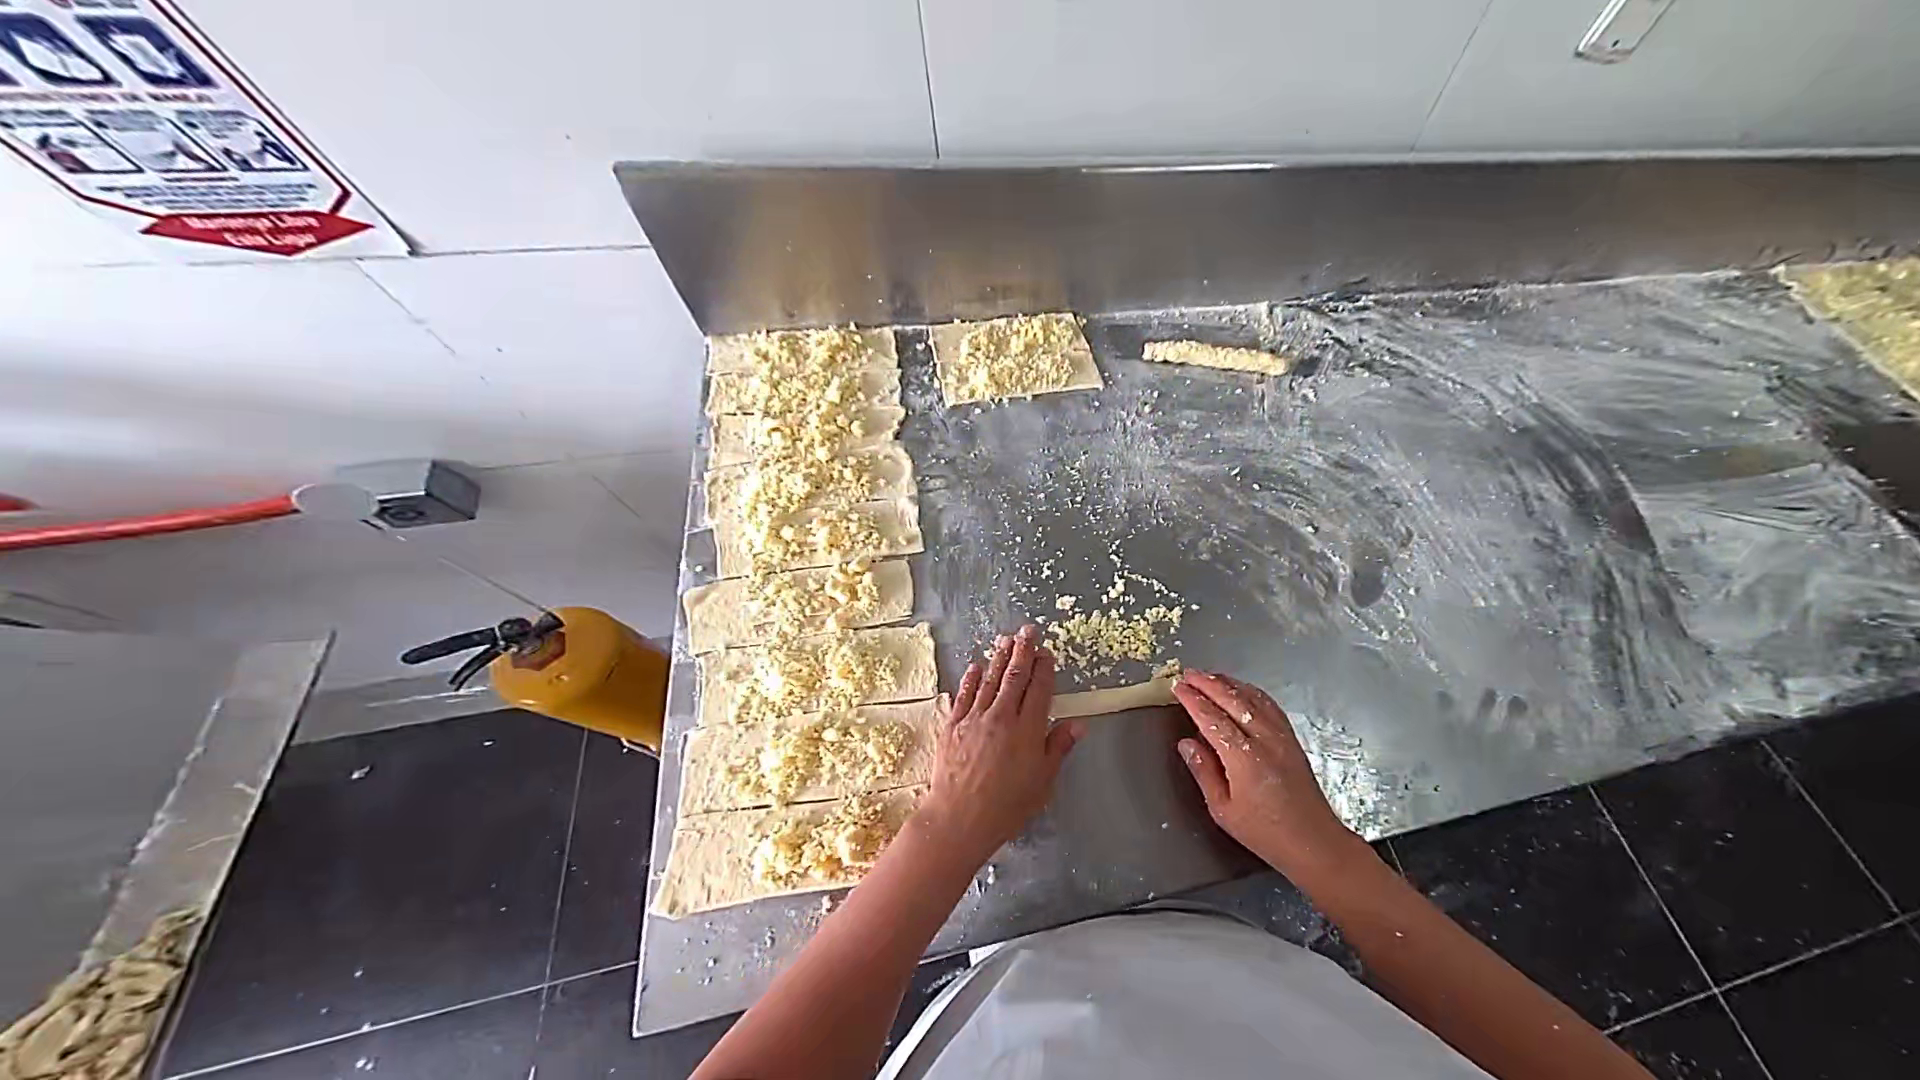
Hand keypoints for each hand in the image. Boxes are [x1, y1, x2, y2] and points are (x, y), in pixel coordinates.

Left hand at [912, 625, 1084, 866]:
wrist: (959, 818)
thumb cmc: (1007, 806)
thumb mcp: (1042, 782)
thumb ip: (1058, 748)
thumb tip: (1078, 724)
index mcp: (1027, 729)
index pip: (1039, 689)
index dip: (1044, 669)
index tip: (1046, 653)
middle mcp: (1001, 716)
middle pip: (1014, 676)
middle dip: (1023, 651)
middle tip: (1028, 631)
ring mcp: (974, 717)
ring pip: (989, 679)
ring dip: (999, 657)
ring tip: (1006, 639)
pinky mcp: (952, 724)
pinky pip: (963, 694)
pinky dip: (971, 678)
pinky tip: (975, 666)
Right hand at [1174, 671, 1363, 877]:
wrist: (1315, 843)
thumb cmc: (1266, 833)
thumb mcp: (1223, 809)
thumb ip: (1203, 771)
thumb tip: (1186, 743)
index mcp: (1244, 759)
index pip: (1212, 718)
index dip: (1193, 700)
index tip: (1178, 688)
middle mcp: (1265, 741)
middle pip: (1233, 700)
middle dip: (1208, 684)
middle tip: (1188, 674)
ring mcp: (1282, 737)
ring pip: (1253, 699)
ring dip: (1229, 683)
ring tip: (1209, 676)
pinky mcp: (1292, 739)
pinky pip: (1269, 706)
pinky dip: (1251, 692)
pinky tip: (1241, 690)